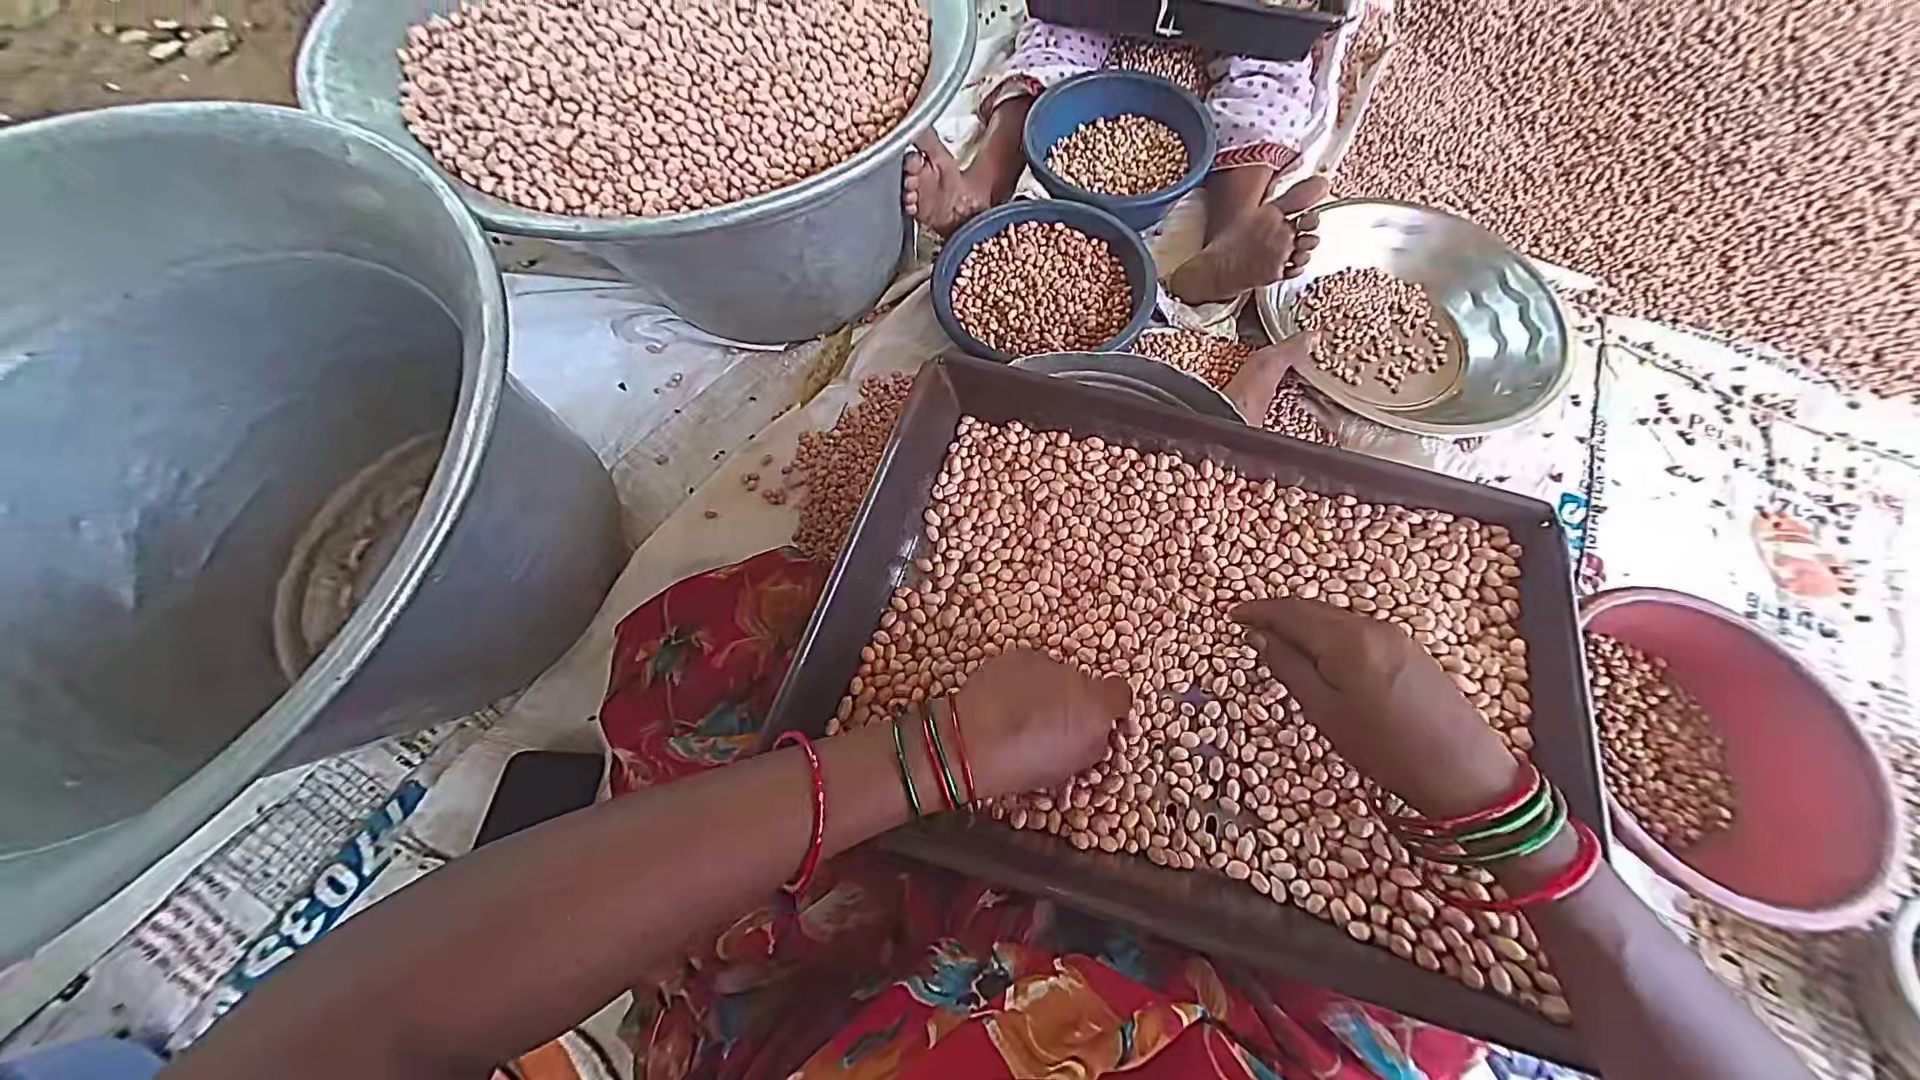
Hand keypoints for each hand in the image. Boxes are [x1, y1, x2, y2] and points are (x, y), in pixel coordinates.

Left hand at [953, 648, 1129, 799]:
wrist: (976, 739)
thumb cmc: (1026, 762)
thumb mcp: (1071, 766)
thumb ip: (1092, 741)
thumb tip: (1094, 729)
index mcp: (1097, 707)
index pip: (1121, 693)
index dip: (1110, 706)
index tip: (1096, 719)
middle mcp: (1076, 676)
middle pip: (1083, 684)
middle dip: (1072, 699)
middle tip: (1050, 722)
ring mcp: (1045, 661)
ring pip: (1054, 674)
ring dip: (1046, 688)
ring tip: (1021, 712)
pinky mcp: (1017, 655)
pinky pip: (1029, 666)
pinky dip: (1023, 679)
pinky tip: (1006, 699)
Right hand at [1231, 598, 1520, 818]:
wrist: (1466, 772)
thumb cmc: (1384, 747)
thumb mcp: (1323, 710)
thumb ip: (1287, 666)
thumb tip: (1258, 636)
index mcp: (1346, 639)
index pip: (1290, 611)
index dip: (1257, 610)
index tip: (1231, 615)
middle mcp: (1371, 626)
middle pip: (1312, 608)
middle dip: (1277, 613)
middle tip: (1248, 625)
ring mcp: (1394, 636)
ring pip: (1333, 618)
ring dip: (1301, 623)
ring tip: (1275, 640)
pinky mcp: (1407, 649)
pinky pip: (1354, 629)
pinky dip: (1326, 633)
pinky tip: (1316, 652)